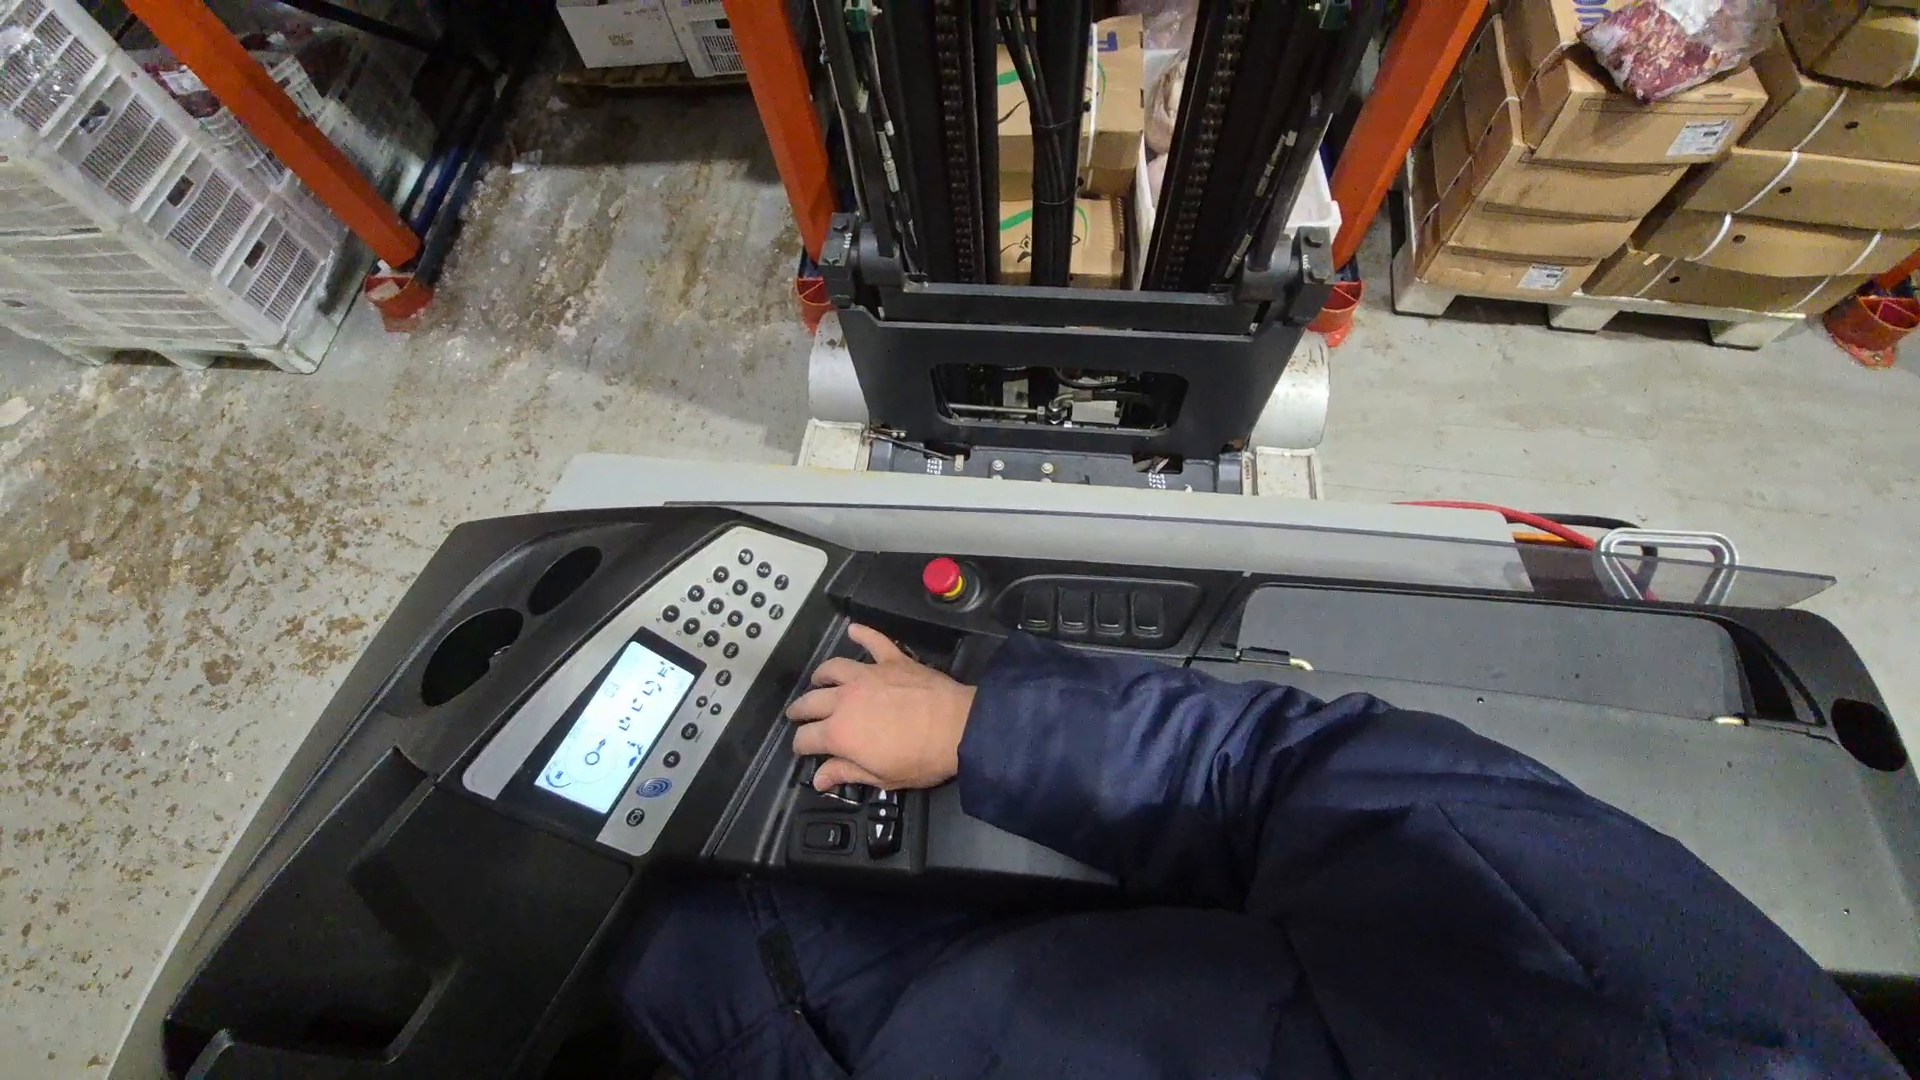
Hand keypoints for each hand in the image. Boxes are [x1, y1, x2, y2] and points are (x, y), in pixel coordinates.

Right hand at [786, 624, 975, 791]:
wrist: (958, 727)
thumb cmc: (921, 758)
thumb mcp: (882, 777)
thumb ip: (846, 773)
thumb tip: (819, 779)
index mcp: (840, 732)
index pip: (806, 738)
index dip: (800, 745)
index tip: (803, 750)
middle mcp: (846, 699)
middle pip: (812, 701)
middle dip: (800, 710)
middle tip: (797, 715)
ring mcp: (868, 675)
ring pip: (834, 668)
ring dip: (822, 674)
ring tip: (818, 679)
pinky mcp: (893, 660)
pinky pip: (874, 642)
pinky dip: (863, 634)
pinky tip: (854, 628)